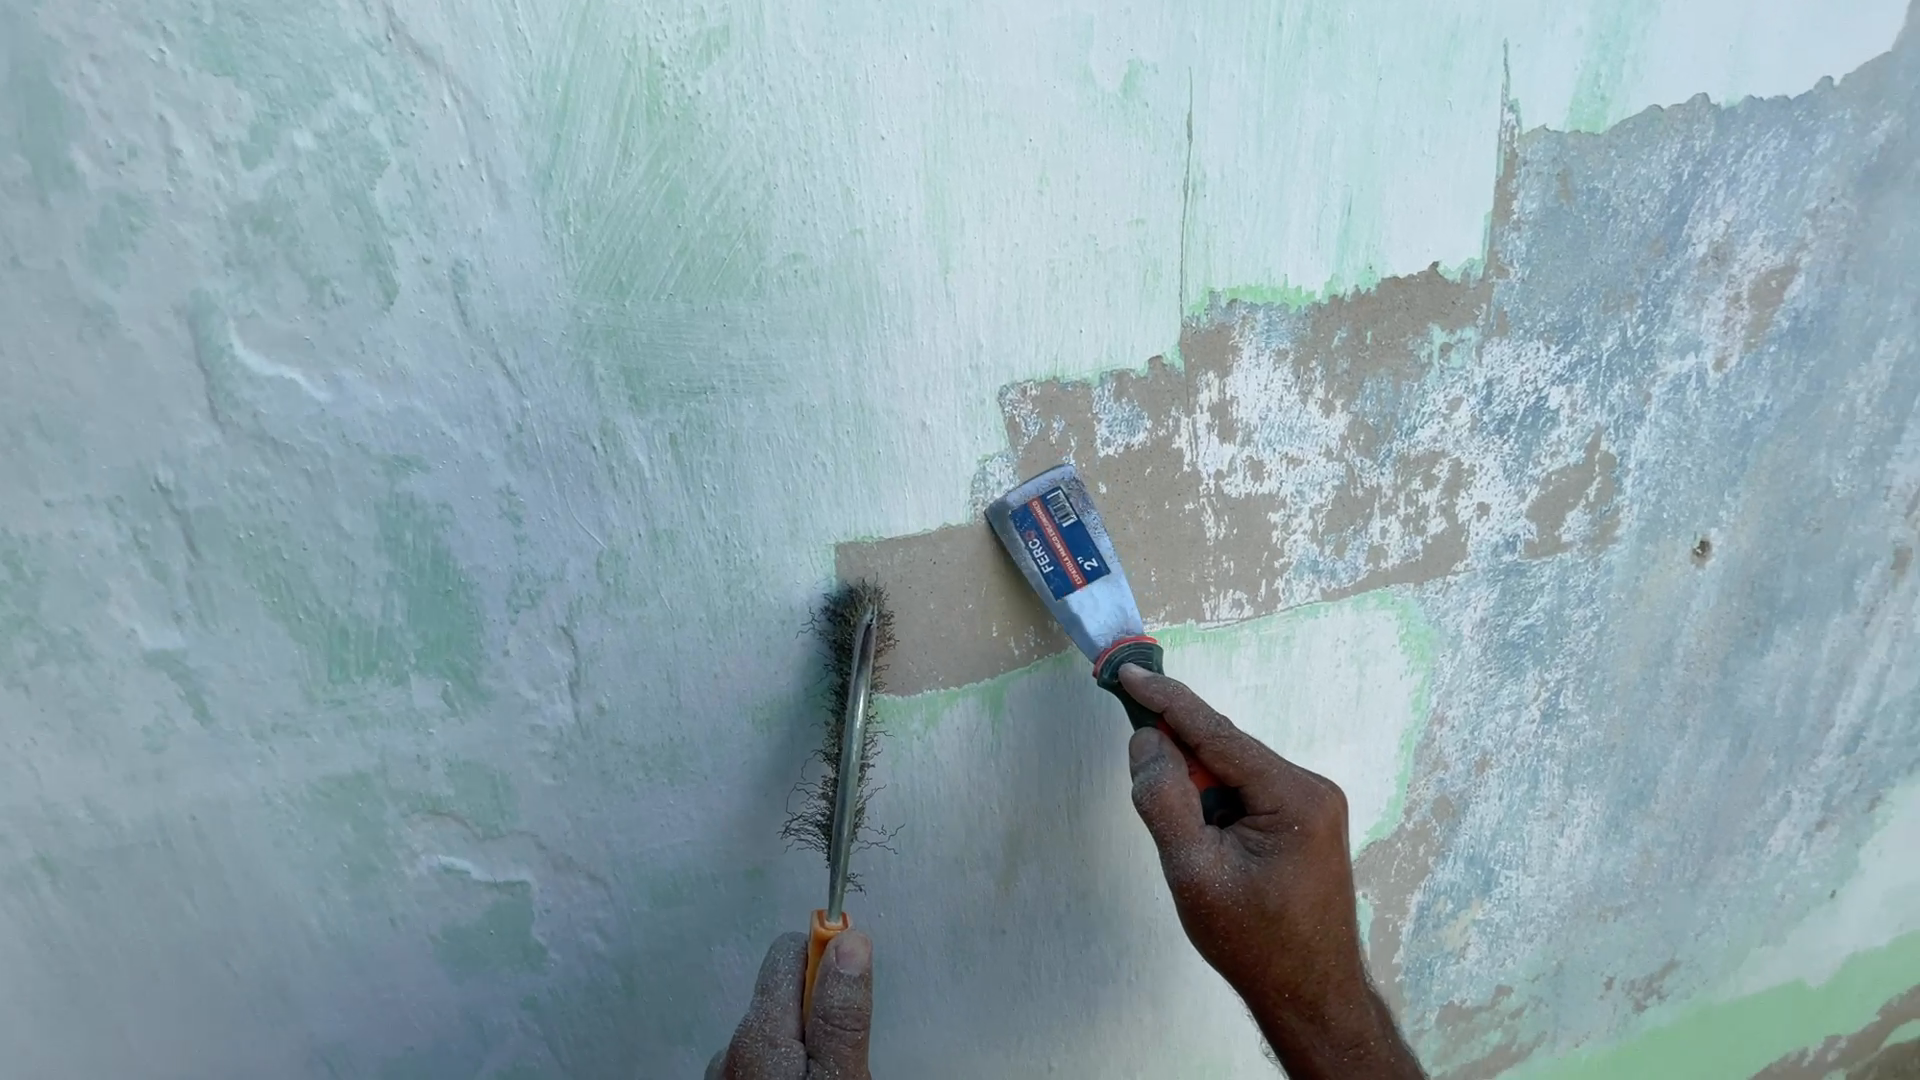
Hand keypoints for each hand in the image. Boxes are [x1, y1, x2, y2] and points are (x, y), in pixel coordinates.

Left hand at [707, 931, 873, 1079]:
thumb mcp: (837, 1074)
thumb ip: (841, 1011)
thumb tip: (850, 938)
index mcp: (757, 1029)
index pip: (790, 949)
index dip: (826, 961)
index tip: (848, 995)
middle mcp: (729, 1045)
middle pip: (784, 992)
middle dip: (816, 1011)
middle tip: (839, 1057)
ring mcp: (722, 1073)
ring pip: (775, 1029)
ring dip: (801, 1043)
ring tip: (822, 1078)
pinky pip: (760, 1059)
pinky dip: (784, 1066)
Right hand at [1119, 664, 1423, 1078]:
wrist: (1312, 997)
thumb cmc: (1252, 941)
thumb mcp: (1193, 871)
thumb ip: (1163, 798)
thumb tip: (1147, 738)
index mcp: (1291, 793)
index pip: (1215, 731)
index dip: (1166, 699)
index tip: (1127, 671)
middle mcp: (1308, 785)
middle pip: (1222, 747)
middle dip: (1177, 754)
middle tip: (1142, 776)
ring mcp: (1310, 799)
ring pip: (1230, 766)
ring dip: (1194, 784)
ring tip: (1187, 839)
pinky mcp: (1301, 815)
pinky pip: (1242, 785)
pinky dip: (1212, 797)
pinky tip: (1205, 835)